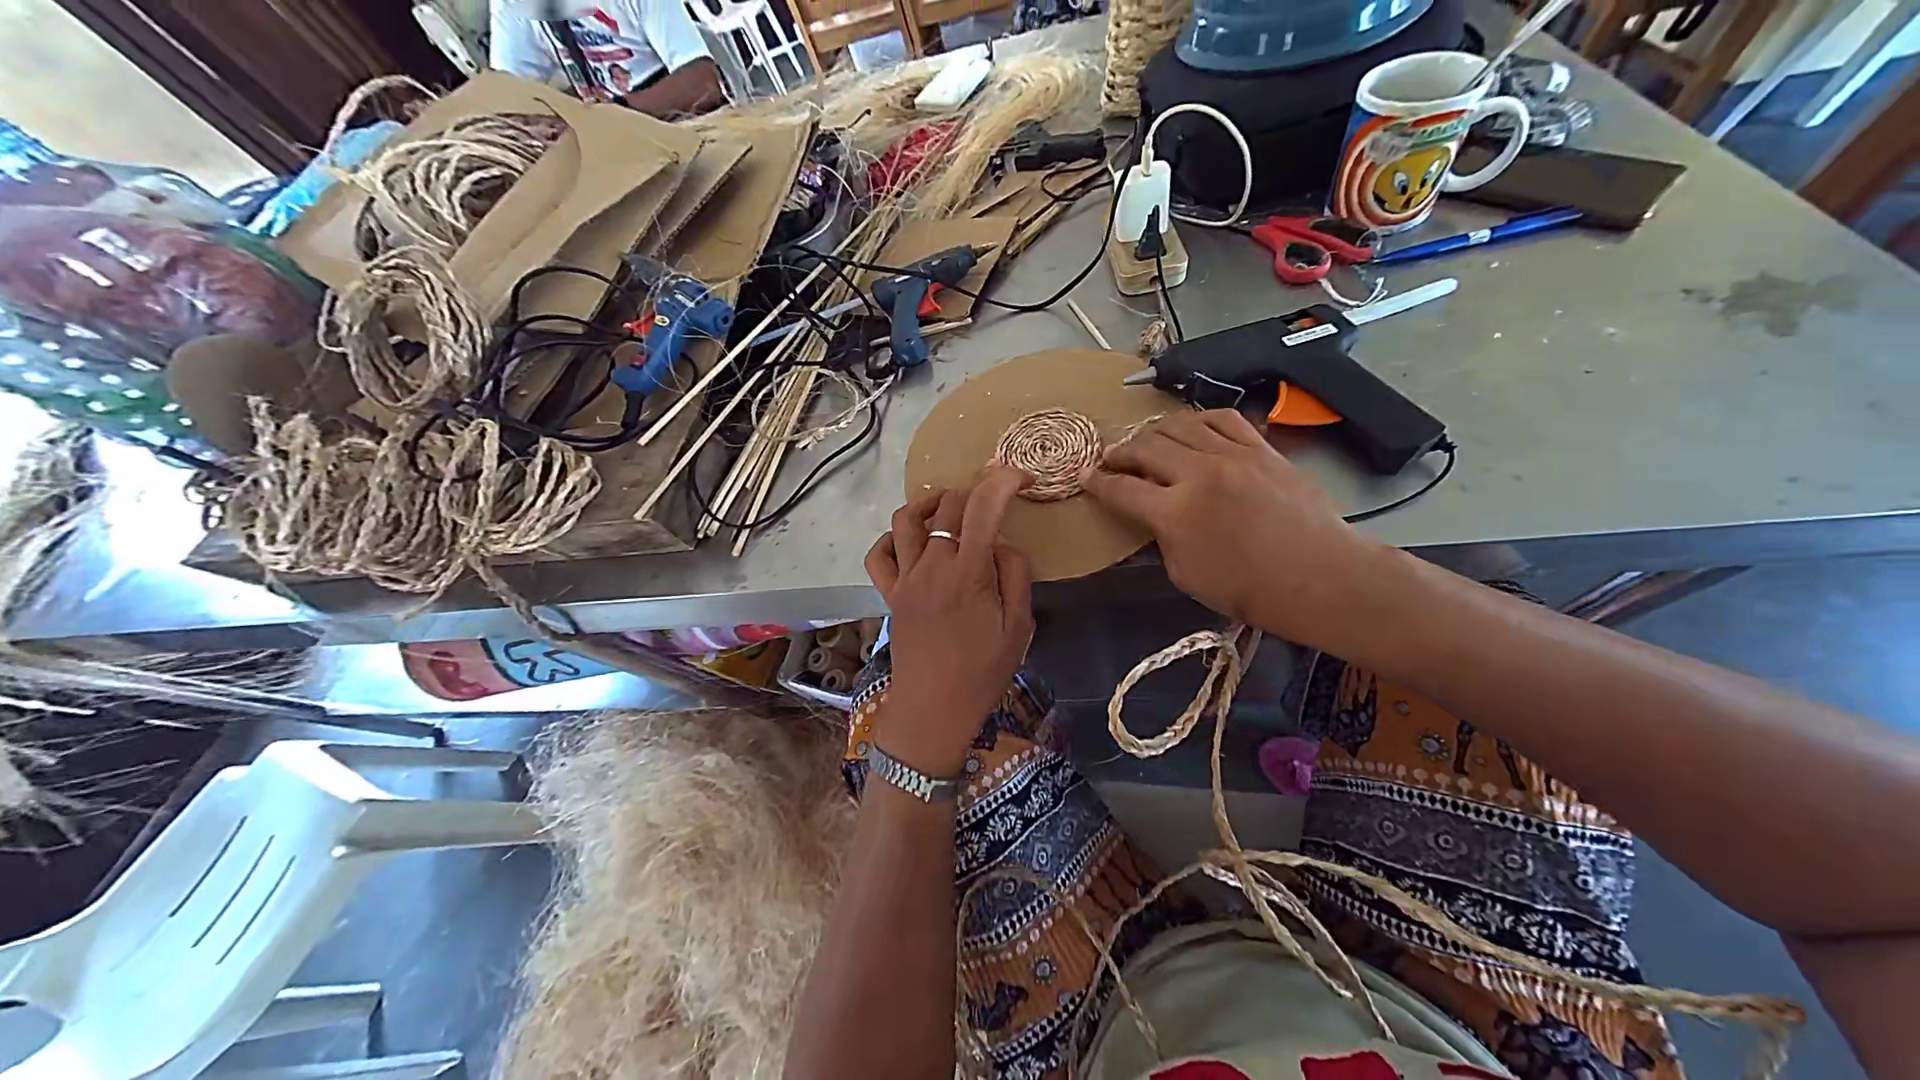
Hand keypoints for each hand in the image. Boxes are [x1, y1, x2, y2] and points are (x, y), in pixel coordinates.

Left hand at [865, 467, 1035, 775]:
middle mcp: (931, 565)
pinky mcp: (890, 593)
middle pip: (946, 505)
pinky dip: (893, 537)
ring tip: (951, 508)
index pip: (982, 507)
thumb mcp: (1019, 627)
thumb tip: (1002, 541)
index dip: (1003, 480)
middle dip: (973, 490)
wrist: (933, 708)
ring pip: (906, 518)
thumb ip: (1015, 574)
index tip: (1021, 476)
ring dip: (930, 503)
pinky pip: (879, 553)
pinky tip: (913, 541)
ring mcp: (905, 578)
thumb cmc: (983, 672)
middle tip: (992, 500)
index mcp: (968, 572)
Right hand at [1079, 410, 1400, 650]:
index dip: (1098, 483)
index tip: (1085, 477)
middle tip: (1111, 460)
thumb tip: (1155, 517)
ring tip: (1147, 442)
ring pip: (1180, 425)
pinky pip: (1223, 419)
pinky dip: (1199, 420)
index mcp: (1174, 512)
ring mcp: (1233, 455)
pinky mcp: (1262, 448)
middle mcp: (1198, 473)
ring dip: (1154, 431)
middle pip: (1145, 447)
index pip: (1122, 488)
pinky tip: (1192, 429)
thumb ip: (1162, 539)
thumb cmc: (1250, 590)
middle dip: (1120, 453)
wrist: (1320, 576)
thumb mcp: (1186, 575)